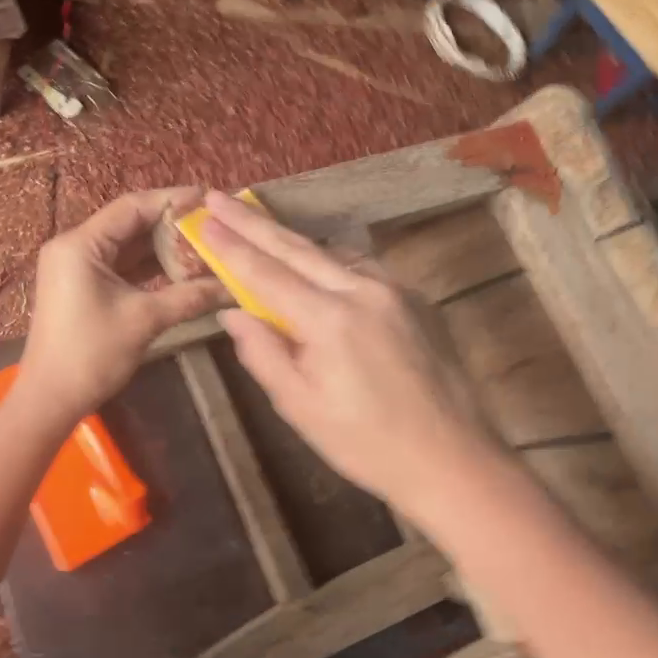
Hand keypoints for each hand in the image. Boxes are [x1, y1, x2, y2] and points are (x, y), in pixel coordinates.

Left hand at [18, 188, 229, 421]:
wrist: (50, 399)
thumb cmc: (91, 355)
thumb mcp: (145, 320)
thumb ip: (189, 296)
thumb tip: (233, 286)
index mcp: (80, 245)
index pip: (132, 207)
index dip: (172, 200)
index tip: (208, 198)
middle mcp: (73, 246)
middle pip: (128, 223)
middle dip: (170, 224)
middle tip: (212, 223)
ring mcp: (74, 267)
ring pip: (125, 245)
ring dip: (160, 246)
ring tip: (203, 244)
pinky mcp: (80, 286)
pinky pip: (117, 265)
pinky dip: (146, 266)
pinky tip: (179, 267)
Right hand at [198, 191, 508, 519]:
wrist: (454, 461)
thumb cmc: (366, 444)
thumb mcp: (299, 406)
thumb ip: (262, 352)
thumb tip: (232, 313)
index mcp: (328, 320)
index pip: (265, 272)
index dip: (230, 245)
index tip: (203, 219)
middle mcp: (362, 291)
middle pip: (296, 247)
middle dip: (253, 222)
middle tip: (220, 197)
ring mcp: (394, 290)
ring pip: (331, 253)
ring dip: (292, 240)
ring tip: (258, 227)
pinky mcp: (415, 300)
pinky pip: (361, 268)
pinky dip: (329, 262)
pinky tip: (316, 268)